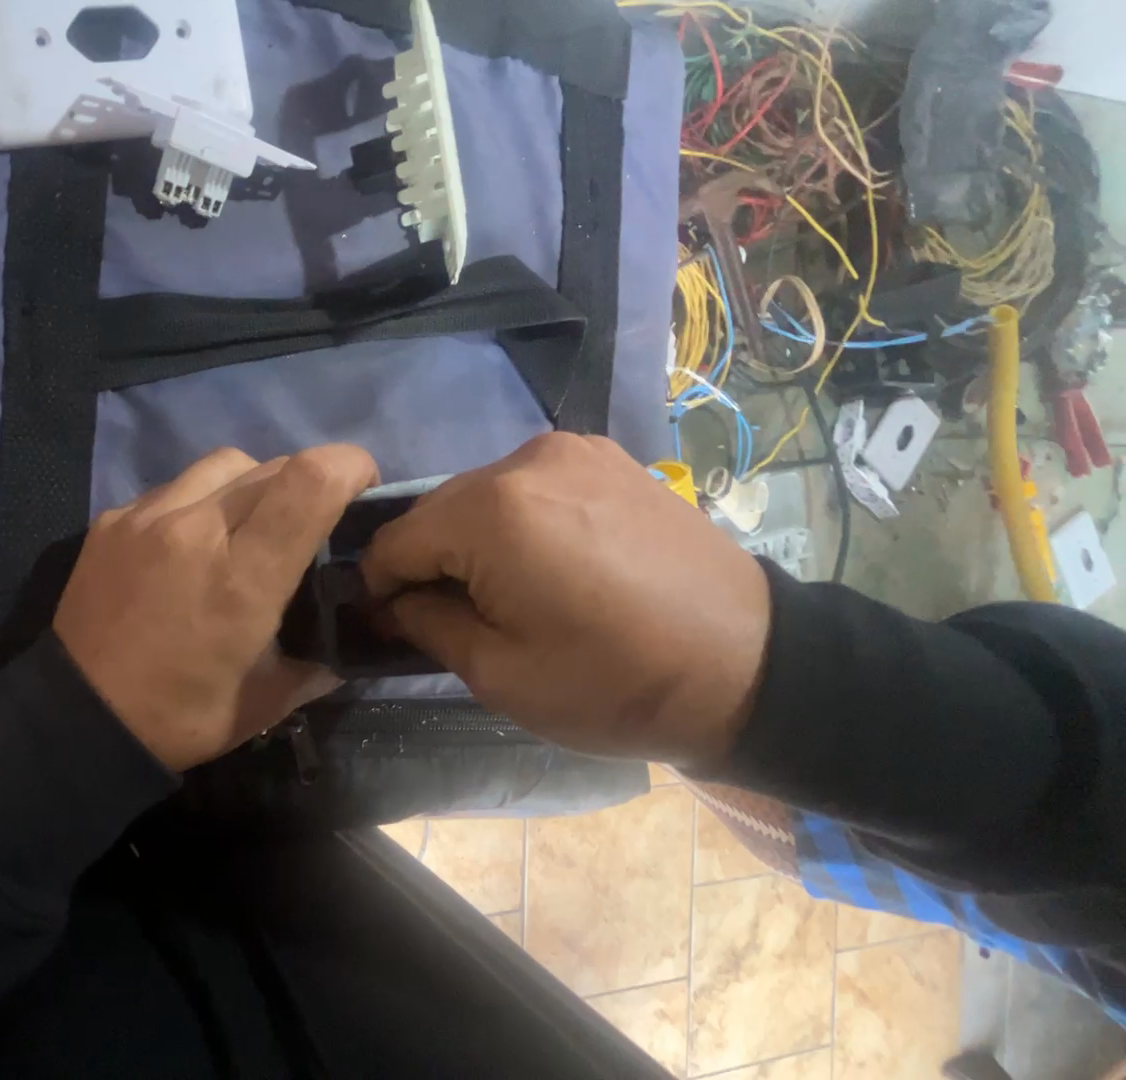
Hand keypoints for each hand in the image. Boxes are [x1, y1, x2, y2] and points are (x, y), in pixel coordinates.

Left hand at [54, 445, 378, 770]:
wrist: (77, 717)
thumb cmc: (179, 717)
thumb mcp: (265, 701)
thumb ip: (317, 662)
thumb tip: (344, 639)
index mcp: (243, 578)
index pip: (309, 480)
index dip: (350, 467)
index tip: (359, 490)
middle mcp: (195, 530)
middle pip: (274, 465)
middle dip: (307, 484)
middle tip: (306, 524)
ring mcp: (146, 517)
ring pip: (224, 464)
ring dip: (253, 484)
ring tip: (246, 527)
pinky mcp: (112, 519)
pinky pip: (174, 486)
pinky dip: (199, 501)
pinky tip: (189, 544)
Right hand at [360, 433, 771, 769]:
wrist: (756, 667)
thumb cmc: (615, 682)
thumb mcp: (500, 674)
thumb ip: (424, 626)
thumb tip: (389, 604)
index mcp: (490, 513)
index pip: (393, 542)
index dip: (380, 588)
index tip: (392, 625)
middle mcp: (522, 461)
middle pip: (435, 512)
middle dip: (428, 562)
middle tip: (451, 615)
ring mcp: (569, 451)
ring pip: (479, 495)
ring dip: (472, 539)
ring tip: (507, 590)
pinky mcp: (605, 457)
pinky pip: (527, 485)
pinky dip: (516, 519)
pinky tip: (548, 559)